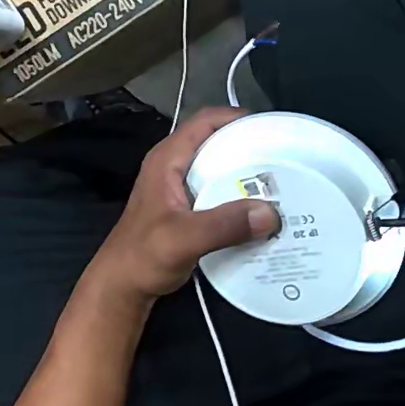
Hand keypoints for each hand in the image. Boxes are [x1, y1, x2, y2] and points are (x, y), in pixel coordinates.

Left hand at [82, 107, 282, 303]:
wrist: (121, 288)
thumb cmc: (142, 256)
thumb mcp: (182, 238)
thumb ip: (224, 225)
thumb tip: (271, 213)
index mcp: (168, 159)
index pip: (205, 121)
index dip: (237, 117)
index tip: (272, 128)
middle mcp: (175, 166)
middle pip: (218, 142)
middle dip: (250, 146)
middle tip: (284, 158)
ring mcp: (181, 187)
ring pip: (221, 167)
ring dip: (248, 173)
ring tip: (280, 182)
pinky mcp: (190, 208)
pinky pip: (221, 190)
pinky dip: (241, 195)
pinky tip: (261, 209)